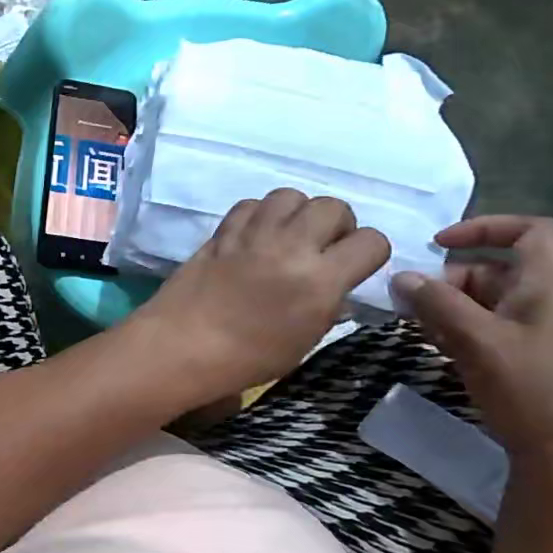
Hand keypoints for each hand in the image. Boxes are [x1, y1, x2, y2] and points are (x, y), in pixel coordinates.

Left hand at [125, 189, 389, 408]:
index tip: (355, 266)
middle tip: (322, 247)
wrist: (181, 345)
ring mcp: (251, 235)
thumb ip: (328, 305)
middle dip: (337, 224)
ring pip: (289, 195)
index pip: (371, 241)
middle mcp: (290, 247)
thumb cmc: (247, 357)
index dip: (369, 252)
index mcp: (320, 279)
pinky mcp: (220, 233)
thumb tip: (337, 287)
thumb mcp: (304, 340)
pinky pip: (249, 205)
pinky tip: (254, 236)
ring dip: (297, 212)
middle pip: (331, 206)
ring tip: (288, 236)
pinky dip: (258, 214)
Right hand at [390, 216, 552, 464]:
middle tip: (413, 301)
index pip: (530, 231)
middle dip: (450, 279)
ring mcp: (547, 335)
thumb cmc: (533, 387)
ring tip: (419, 328)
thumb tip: (402, 276)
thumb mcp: (476, 339)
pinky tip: (440, 350)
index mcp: (551, 286)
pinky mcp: (538, 363)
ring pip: (491, 303)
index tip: (439, 244)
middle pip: (498, 270)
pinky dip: (464, 332)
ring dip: (451, 308)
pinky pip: (495, 331)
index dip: (485, 227)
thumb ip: (436, 303)